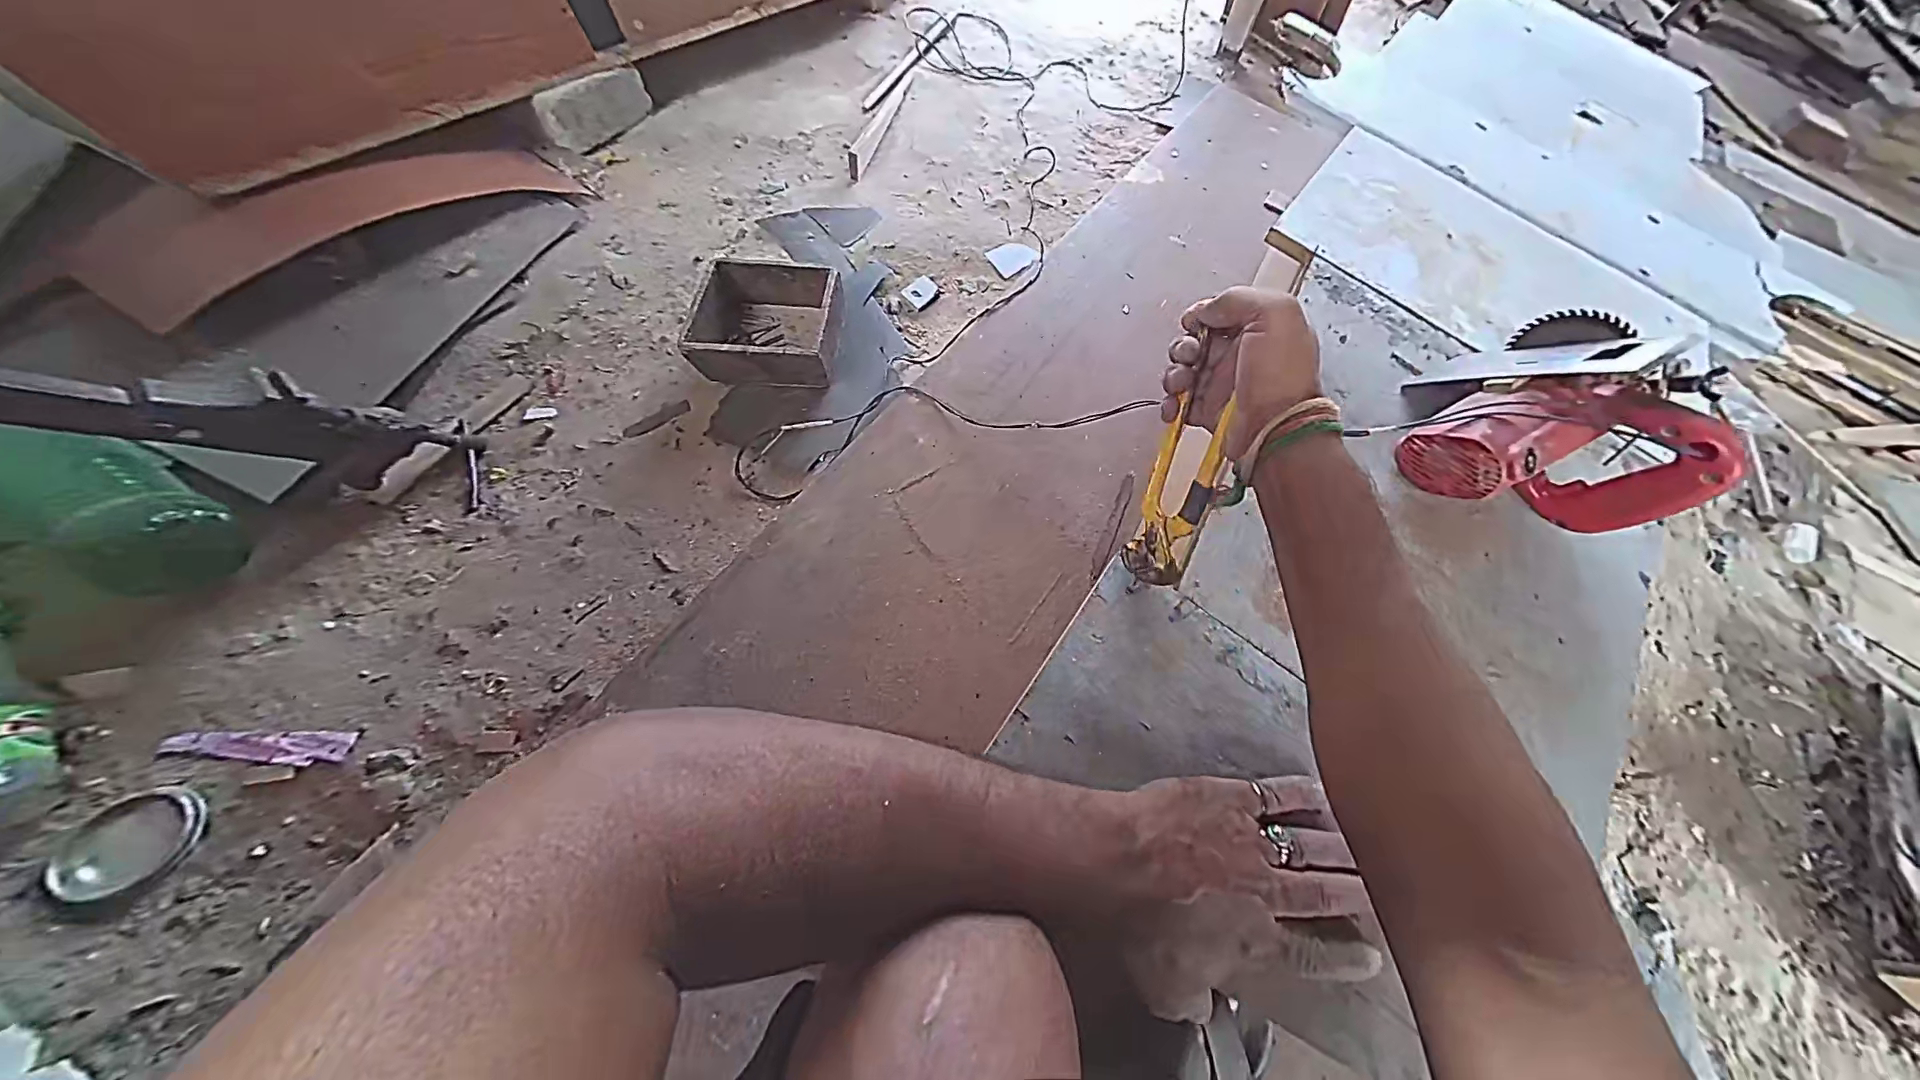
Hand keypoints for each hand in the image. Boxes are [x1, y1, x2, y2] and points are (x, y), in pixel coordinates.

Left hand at [1102, 775, 1379, 1020]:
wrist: (1120, 858)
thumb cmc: (1138, 922)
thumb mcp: (1165, 986)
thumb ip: (1194, 1000)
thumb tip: (1200, 1006)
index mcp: (1257, 940)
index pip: (1314, 953)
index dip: (1345, 956)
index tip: (1367, 956)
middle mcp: (1267, 889)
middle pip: (1327, 893)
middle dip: (1356, 893)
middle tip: (1377, 892)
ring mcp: (1252, 839)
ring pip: (1312, 845)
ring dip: (1340, 848)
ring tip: (1363, 848)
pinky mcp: (1232, 798)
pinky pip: (1279, 796)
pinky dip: (1304, 796)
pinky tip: (1322, 795)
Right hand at [1161, 288, 1323, 461]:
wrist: (1274, 427)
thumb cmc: (1282, 376)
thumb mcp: (1276, 315)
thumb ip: (1239, 299)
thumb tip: (1207, 310)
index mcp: (1255, 331)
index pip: (1217, 314)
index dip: (1201, 316)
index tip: (1195, 323)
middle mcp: (1236, 357)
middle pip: (1193, 342)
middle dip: (1183, 346)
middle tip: (1191, 355)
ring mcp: (1220, 385)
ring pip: (1181, 371)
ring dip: (1173, 375)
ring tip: (1181, 383)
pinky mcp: (1207, 411)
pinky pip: (1178, 402)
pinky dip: (1170, 403)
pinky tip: (1175, 404)